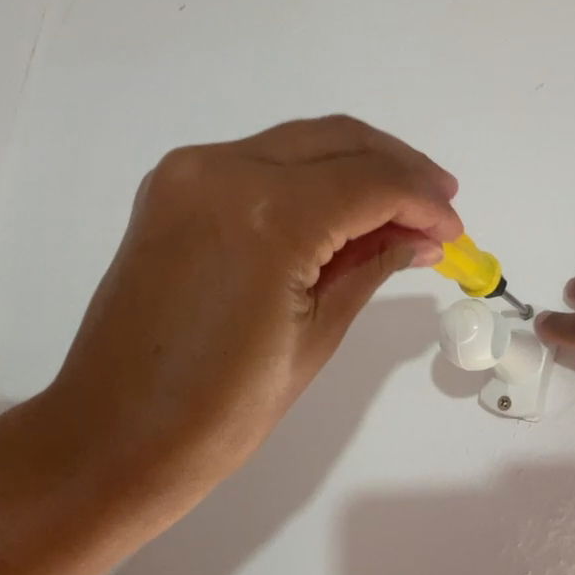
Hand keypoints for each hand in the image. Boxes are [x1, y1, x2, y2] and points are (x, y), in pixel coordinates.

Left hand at [43, 115, 462, 493]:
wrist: (119, 433)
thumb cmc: (225, 409)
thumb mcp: (315, 337)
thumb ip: (369, 268)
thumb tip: (419, 239)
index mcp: (268, 214)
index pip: (370, 183)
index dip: (423, 204)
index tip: (455, 233)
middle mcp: (224, 171)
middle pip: (336, 141)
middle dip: (398, 169)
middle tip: (440, 205)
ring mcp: (189, 175)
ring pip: (296, 145)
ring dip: (354, 168)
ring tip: (399, 210)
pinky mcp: (171, 191)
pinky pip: (257, 164)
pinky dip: (307, 180)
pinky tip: (338, 214)